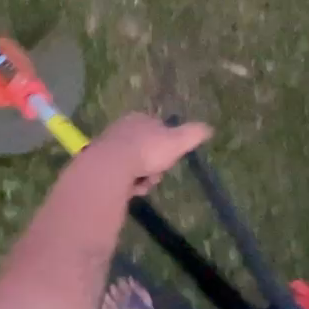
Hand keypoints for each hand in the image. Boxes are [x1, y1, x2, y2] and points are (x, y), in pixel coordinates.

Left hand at [84, 113, 211, 193]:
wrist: (111, 166)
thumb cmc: (147, 150)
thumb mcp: (177, 141)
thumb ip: (193, 134)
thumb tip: (208, 128)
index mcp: (139, 118)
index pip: (158, 130)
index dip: (167, 147)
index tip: (170, 159)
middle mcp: (121, 129)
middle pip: (146, 151)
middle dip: (154, 167)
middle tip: (156, 176)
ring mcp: (108, 147)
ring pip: (134, 166)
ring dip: (142, 179)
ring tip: (142, 185)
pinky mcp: (99, 166)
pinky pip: (120, 177)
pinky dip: (128, 185)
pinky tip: (130, 190)